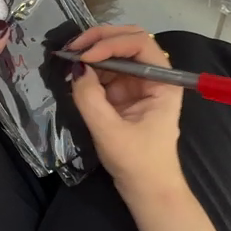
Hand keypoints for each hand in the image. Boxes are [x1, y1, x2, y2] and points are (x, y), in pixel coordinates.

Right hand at [67, 25, 186, 201]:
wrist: (148, 191)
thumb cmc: (138, 163)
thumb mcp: (110, 132)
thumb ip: (90, 99)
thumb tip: (75, 69)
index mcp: (163, 81)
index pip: (139, 44)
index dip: (110, 43)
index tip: (84, 57)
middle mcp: (152, 76)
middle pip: (128, 41)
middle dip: (99, 39)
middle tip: (72, 48)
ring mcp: (137, 85)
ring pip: (115, 54)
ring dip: (92, 52)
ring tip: (67, 59)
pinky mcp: (123, 96)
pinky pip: (106, 72)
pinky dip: (89, 69)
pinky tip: (73, 74)